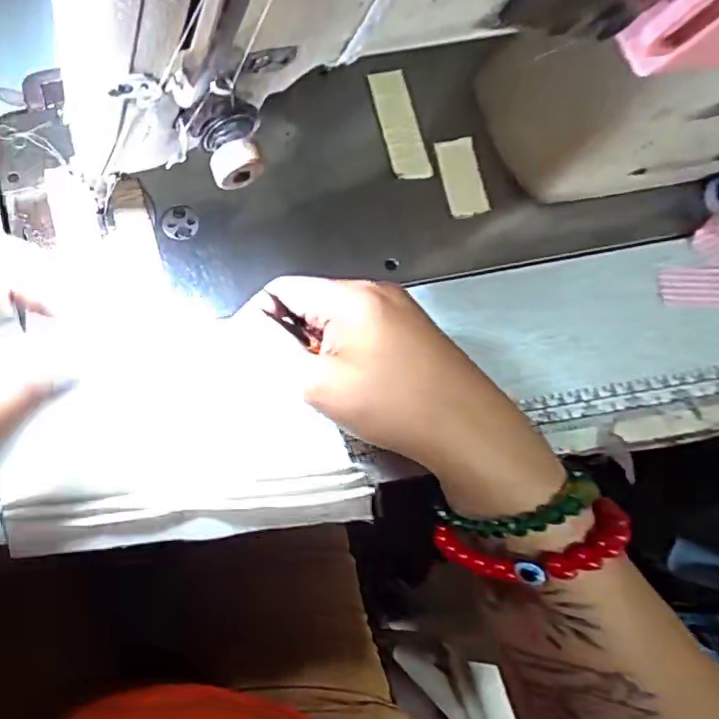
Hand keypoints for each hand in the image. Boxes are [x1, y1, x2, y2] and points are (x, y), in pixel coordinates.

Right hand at [243, 277, 565, 516]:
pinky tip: (347, 386)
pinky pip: (358, 333)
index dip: (257, 318)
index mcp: (350, 296)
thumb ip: (276, 355)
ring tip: (317, 387)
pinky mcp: (410, 333)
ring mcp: (397, 310)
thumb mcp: (318, 384)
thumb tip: (252, 338)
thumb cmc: (391, 405)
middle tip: (284, 377)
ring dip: (314, 349)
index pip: (282, 288)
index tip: (251, 355)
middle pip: (308, 302)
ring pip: (332, 321)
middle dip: (288, 337)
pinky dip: (341, 354)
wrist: (467, 430)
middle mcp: (375, 292)